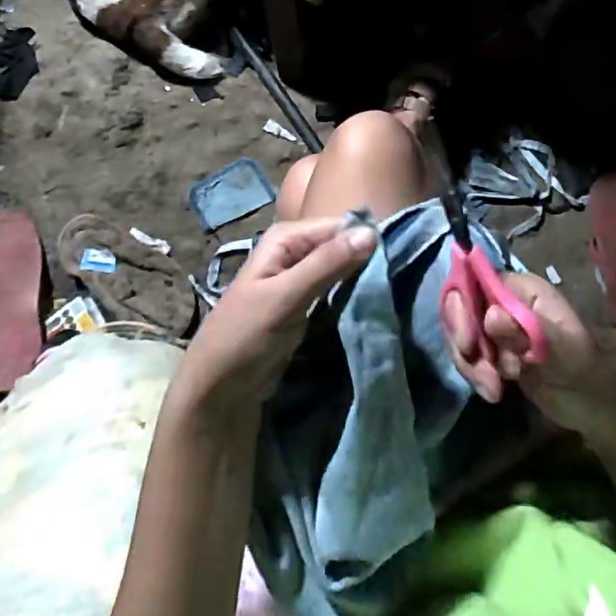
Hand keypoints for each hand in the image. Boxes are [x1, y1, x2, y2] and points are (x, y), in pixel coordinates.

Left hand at [169, 216, 376, 421]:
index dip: (367, 240)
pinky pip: (338, 288)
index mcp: (286, 238)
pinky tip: (370, 303)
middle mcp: (295, 250)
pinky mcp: (307, 301)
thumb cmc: (245, 336)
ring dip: (362, 278)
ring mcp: (301, 276)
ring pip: (343, 267)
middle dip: (366, 259)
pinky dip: (352, 294)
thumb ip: (327, 264)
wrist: (220, 389)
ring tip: (389, 290)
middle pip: (343, 244)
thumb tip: (372, 232)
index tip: (395, 259)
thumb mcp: (286, 297)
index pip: (341, 226)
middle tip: (395, 279)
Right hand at [443, 272, 615, 450]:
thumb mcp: (561, 349)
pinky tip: (494, 393)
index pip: (477, 280)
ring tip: (493, 389)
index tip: (467, 342)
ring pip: (463, 333)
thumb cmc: (584, 368)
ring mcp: (498, 326)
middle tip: (480, 369)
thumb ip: (526, 331)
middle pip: (462, 306)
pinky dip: (475, 374)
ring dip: (471, 363)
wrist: (592, 407)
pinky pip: (469, 355)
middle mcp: (506, 300)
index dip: (463, 306)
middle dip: (465, 340)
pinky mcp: (494, 351)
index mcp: (523, 288)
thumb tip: (490, 315)